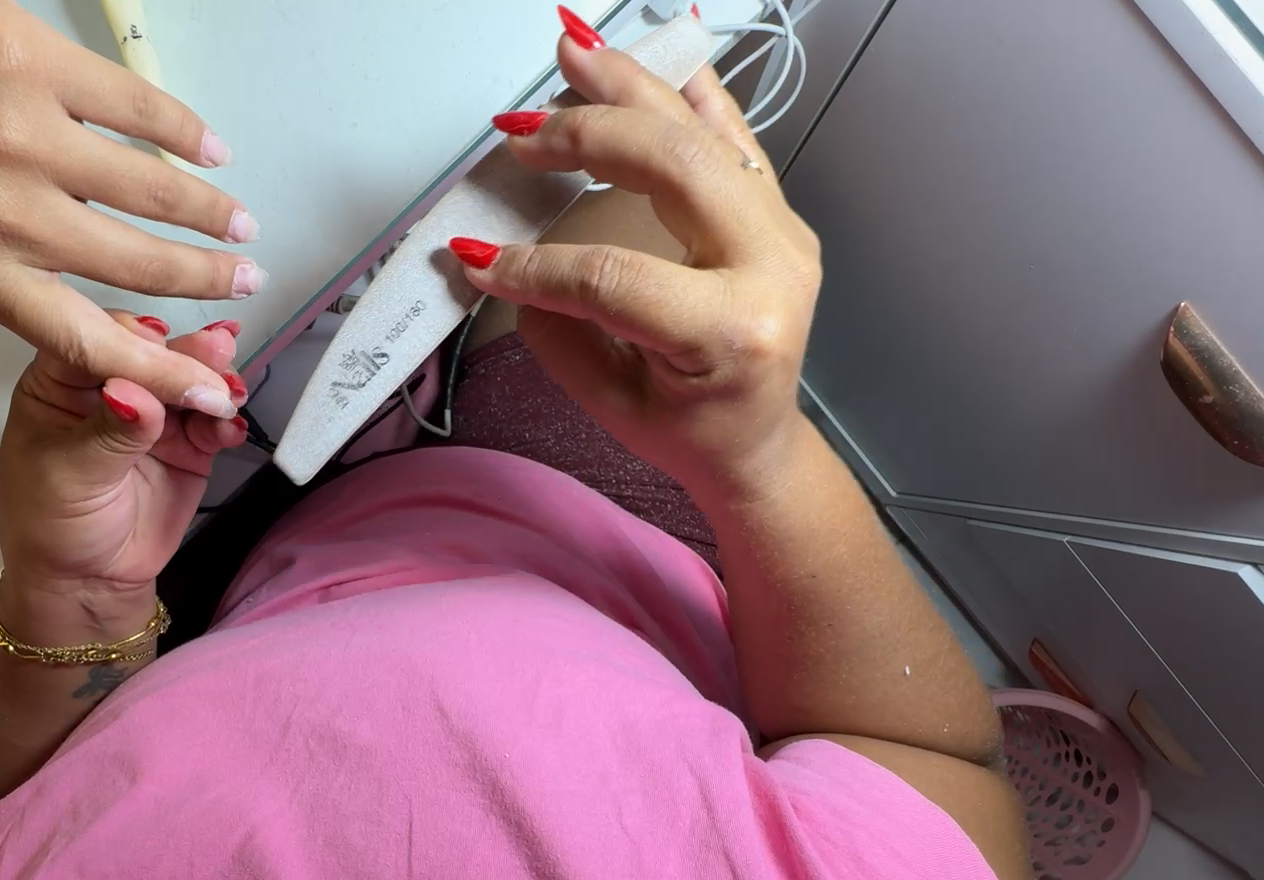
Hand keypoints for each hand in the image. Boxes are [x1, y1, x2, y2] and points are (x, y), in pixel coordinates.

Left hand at [0, 0, 257, 418]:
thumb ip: (10, 257)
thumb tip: (97, 261)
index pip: (93, 341)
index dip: (163, 377)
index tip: (211, 389)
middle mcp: (4, 214)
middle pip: (143, 266)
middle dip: (210, 279)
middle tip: (247, 279)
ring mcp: (22, 136)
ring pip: (156, 189)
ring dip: (212, 212)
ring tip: (241, 222)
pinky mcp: (31, 60)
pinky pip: (137, 109)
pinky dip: (185, 132)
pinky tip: (211, 149)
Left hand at [0, 312, 245, 641]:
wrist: (92, 580)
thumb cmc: (55, 523)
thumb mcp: (70, 474)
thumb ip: (110, 432)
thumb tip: (137, 392)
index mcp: (63, 384)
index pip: (96, 344)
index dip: (131, 339)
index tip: (160, 342)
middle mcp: (112, 389)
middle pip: (154, 356)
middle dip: (187, 354)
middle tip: (220, 350)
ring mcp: (156, 417)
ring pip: (191, 383)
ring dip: (215, 382)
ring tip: (232, 394)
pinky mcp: (190, 445)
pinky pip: (214, 423)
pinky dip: (227, 421)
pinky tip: (231, 428)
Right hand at [452, 38, 821, 509]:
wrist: (755, 443)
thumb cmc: (693, 437)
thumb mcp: (613, 405)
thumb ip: (557, 334)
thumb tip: (508, 265)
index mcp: (730, 332)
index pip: (613, 277)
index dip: (536, 266)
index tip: (481, 258)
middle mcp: (771, 268)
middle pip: (671, 167)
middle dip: (585, 138)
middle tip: (524, 132)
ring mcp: (782, 233)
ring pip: (704, 133)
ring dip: (630, 88)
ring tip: (575, 53)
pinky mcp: (776, 217)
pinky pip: (734, 137)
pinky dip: (690, 91)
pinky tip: (655, 56)